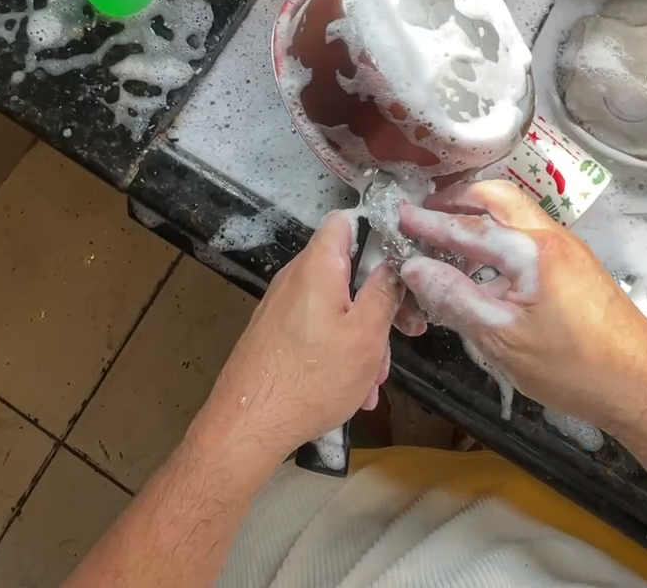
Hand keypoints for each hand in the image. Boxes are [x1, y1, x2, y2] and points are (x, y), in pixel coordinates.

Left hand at [196, 210, 403, 465]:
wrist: (246, 425)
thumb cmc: (311, 378)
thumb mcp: (365, 337)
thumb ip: (383, 294)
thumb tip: (394, 264)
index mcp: (317, 266)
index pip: (344, 221)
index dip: (375, 232)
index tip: (399, 262)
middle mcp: (295, 277)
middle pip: (345, 272)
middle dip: (374, 306)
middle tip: (392, 343)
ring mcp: (282, 306)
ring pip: (334, 307)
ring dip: (359, 339)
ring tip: (371, 383)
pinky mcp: (275, 332)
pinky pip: (316, 329)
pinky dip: (337, 352)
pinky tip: (351, 392)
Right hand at [395, 181, 646, 432]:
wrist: (645, 390)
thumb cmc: (574, 368)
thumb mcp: (503, 338)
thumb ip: (456, 298)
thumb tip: (416, 268)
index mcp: (532, 251)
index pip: (469, 227)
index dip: (430, 222)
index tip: (400, 217)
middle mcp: (552, 237)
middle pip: (498, 196)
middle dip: (458, 198)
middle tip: (428, 212)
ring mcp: (568, 248)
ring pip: (516, 211)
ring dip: (480, 213)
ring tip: (451, 235)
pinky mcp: (577, 266)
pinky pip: (529, 232)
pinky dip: (500, 232)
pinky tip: (487, 264)